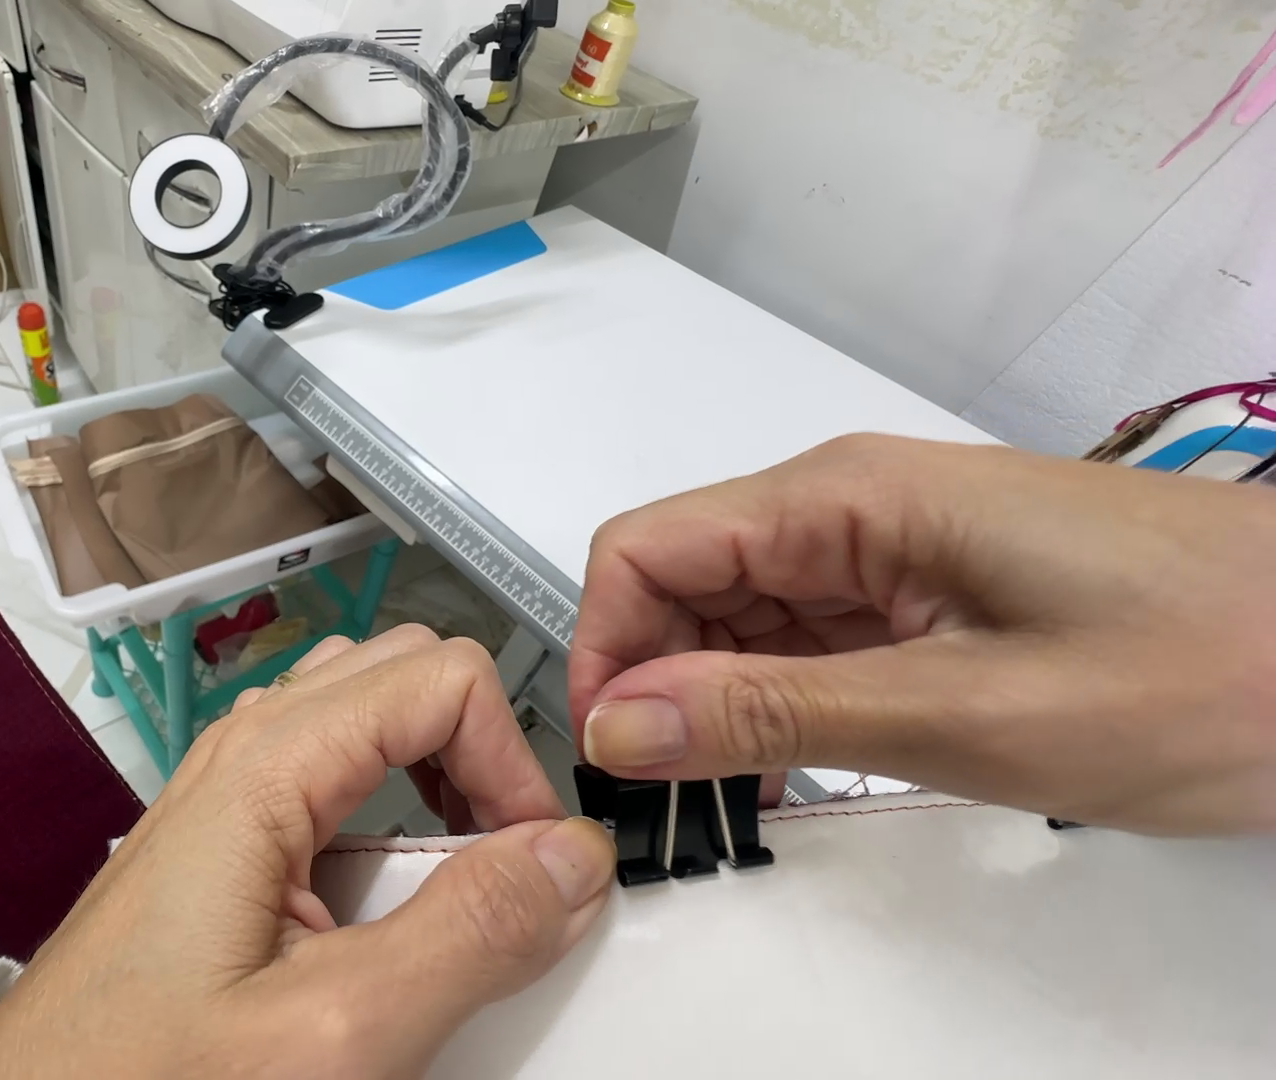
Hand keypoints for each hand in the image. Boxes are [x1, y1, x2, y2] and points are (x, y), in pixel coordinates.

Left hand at [0, 627, 615, 1078]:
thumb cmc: (147, 1078)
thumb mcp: (332, 1030)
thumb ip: (468, 937)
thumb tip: (571, 857)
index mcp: (270, 760)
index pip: (442, 679)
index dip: (510, 758)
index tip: (532, 864)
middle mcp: (250, 741)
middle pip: (406, 670)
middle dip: (478, 746)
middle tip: (498, 857)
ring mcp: (237, 772)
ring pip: (372, 703)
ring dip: (436, 763)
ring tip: (451, 864)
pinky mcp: (234, 816)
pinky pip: (335, 755)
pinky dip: (393, 790)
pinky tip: (387, 873)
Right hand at [568, 434, 1275, 834]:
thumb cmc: (1229, 671)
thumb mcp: (970, 713)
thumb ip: (769, 712)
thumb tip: (615, 726)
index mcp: (835, 500)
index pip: (641, 551)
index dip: (602, 644)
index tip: (613, 748)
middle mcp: (832, 506)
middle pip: (671, 578)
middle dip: (647, 677)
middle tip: (669, 785)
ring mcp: (864, 545)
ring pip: (718, 612)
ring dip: (701, 694)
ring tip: (725, 783)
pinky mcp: (894, 585)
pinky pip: (780, 635)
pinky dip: (757, 698)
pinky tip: (778, 758)